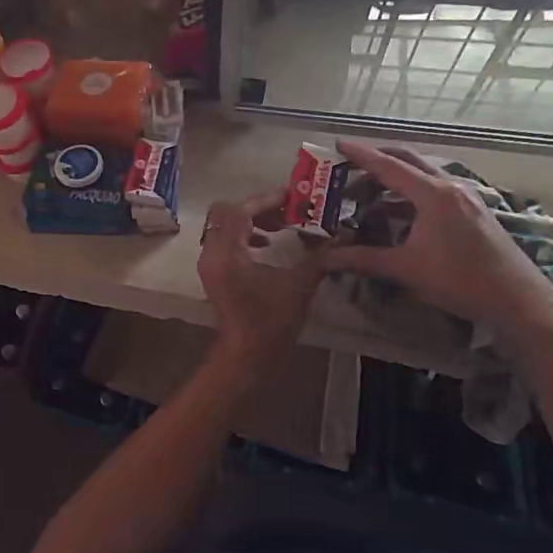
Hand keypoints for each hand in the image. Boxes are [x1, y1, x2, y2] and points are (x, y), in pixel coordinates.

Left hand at [197, 191, 330, 362]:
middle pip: (226, 213)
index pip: (238, 210)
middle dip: (257, 208)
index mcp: (226, 253)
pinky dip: (244, 235)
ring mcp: (208, 262)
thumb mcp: (299, 285)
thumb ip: (319, 256)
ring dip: (251, 220)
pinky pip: (223, 240)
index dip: (265, 200)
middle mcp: (210, 253)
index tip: (292, 198)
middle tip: (288, 211)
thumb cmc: (272, 321)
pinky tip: (268, 243)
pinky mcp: (212, 271)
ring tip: (282, 226)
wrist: (247, 354)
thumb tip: (344, 235)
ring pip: (223, 225)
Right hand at [320, 141, 552, 331]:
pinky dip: (411, 191)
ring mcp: (466, 198)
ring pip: (424, 174)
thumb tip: (323, 259)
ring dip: (395, 176)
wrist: (518, 301)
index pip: (389, 166)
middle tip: (349, 165)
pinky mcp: (474, 212)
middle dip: (378, 158)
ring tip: (367, 189)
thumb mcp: (405, 268)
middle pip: (409, 160)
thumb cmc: (459, 280)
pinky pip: (435, 189)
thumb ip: (361, 259)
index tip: (338, 144)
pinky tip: (398, 211)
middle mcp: (451, 188)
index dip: (361, 155)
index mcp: (433, 195)